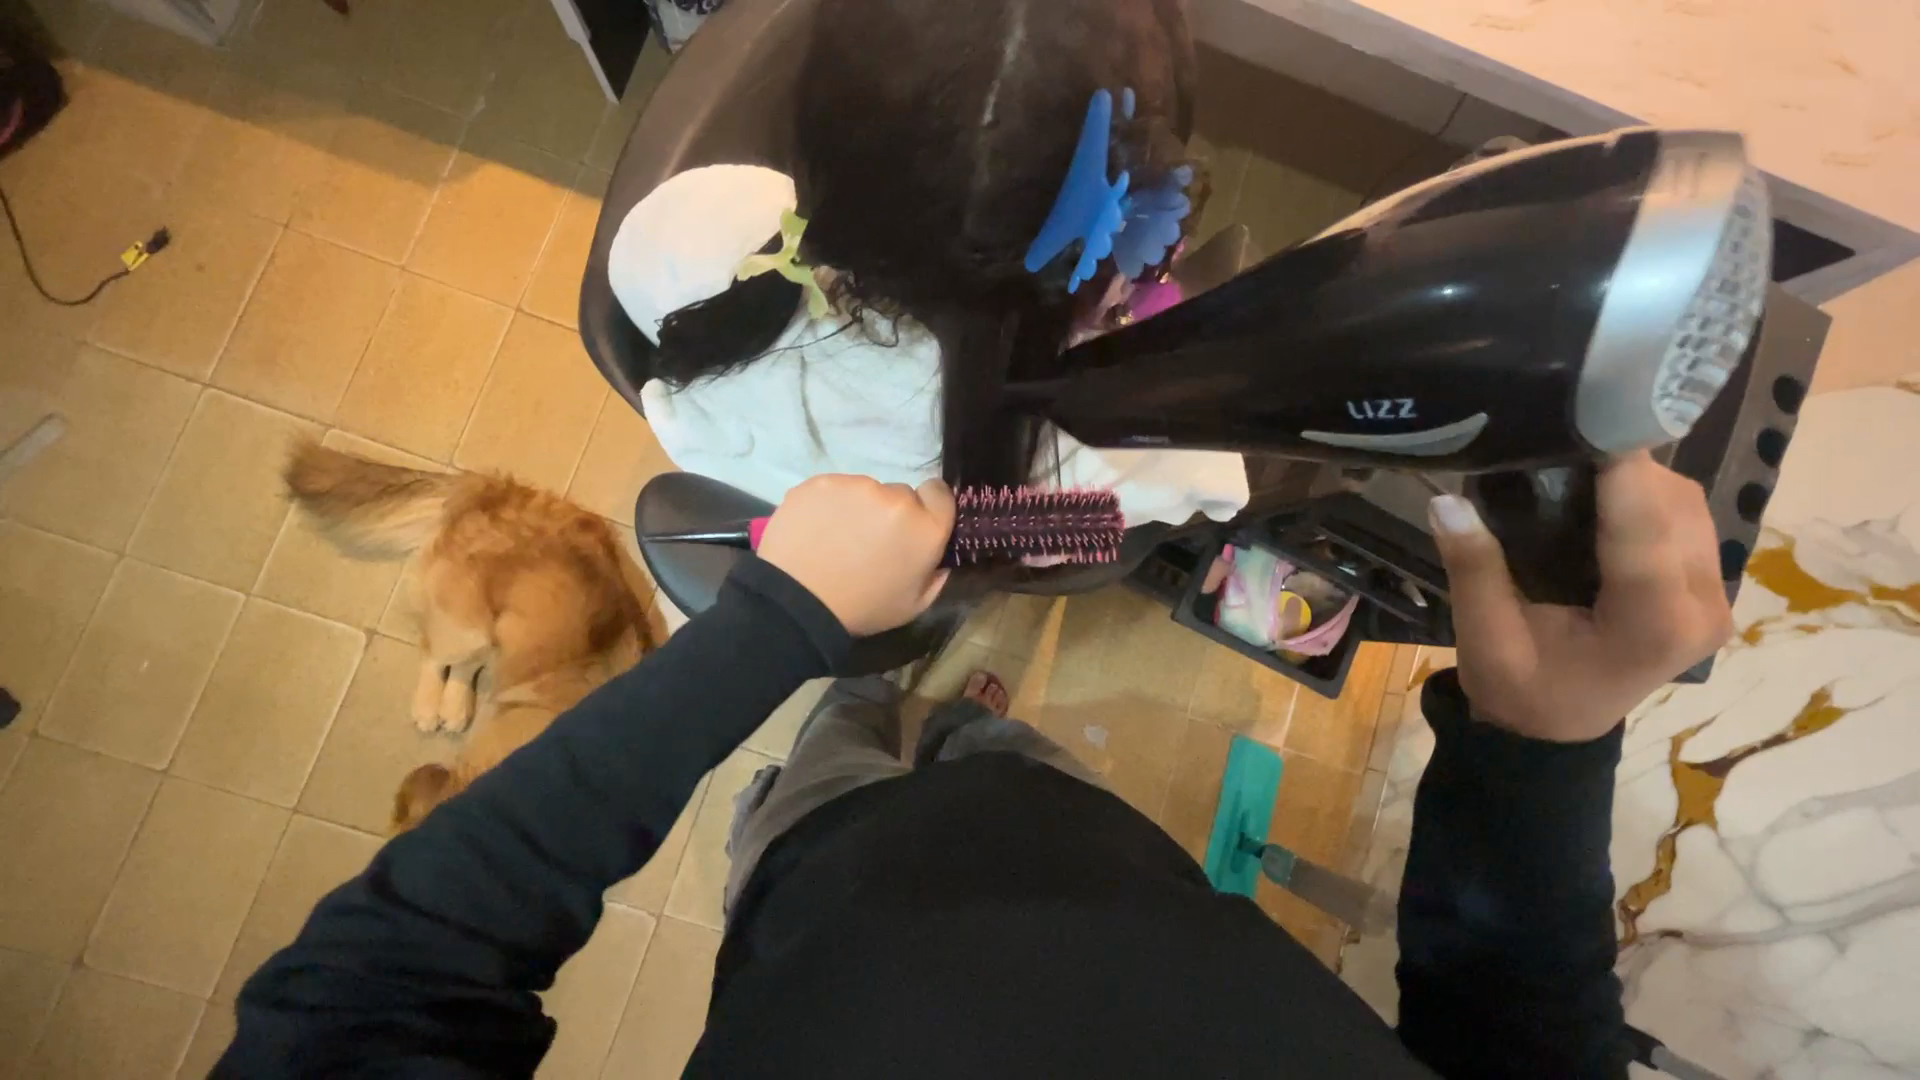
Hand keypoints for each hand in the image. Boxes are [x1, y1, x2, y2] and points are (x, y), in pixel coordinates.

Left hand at [756, 474, 954, 635]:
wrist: (796, 603)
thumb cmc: (862, 608)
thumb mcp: (915, 604)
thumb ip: (936, 572)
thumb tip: (939, 554)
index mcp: (925, 527)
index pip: (940, 493)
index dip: (928, 509)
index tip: (911, 527)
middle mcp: (895, 498)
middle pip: (901, 494)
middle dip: (890, 513)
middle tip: (869, 542)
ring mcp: (855, 486)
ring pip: (865, 490)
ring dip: (858, 508)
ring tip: (837, 539)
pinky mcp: (821, 482)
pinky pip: (834, 489)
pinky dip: (829, 505)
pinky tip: (816, 530)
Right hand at [1427, 453, 1733, 742]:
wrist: (1549, 733)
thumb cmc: (1517, 690)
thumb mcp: (1484, 636)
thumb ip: (1475, 569)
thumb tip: (1446, 500)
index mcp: (1653, 624)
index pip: (1645, 529)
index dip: (1621, 469)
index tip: (1587, 414)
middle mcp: (1703, 607)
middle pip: (1676, 508)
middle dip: (1624, 467)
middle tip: (1558, 434)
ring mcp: (1712, 599)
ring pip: (1688, 508)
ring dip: (1636, 478)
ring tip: (1573, 458)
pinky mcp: (1703, 591)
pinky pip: (1685, 523)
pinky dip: (1643, 497)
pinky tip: (1597, 491)